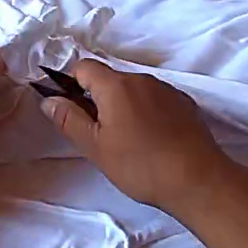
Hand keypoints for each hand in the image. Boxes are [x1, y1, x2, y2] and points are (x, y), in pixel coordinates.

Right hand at [39, 59, 247, 214]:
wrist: (199, 181)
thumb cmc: (140, 165)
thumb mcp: (95, 146)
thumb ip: (68, 119)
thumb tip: (49, 99)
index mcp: (115, 85)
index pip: (83, 67)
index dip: (70, 84)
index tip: (70, 110)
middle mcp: (141, 79)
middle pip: (108, 79)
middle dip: (97, 99)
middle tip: (97, 134)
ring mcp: (166, 90)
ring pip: (132, 90)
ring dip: (122, 106)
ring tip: (126, 140)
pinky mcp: (185, 104)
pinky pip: (154, 99)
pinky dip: (145, 112)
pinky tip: (150, 140)